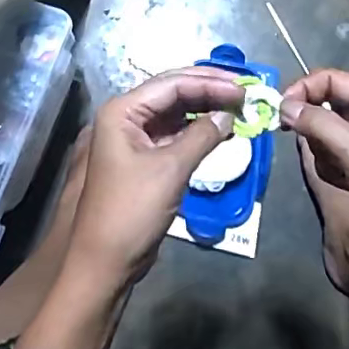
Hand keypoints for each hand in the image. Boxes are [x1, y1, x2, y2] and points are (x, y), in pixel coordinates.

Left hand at [68, 71, 242, 284]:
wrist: (104, 265)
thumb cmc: (131, 211)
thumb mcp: (171, 169)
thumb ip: (203, 135)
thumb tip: (230, 114)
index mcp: (122, 111)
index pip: (173, 84)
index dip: (210, 83)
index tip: (242, 89)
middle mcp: (126, 117)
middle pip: (174, 91)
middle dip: (210, 89)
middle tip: (244, 91)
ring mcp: (135, 137)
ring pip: (177, 110)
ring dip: (207, 108)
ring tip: (238, 108)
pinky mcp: (145, 156)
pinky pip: (176, 131)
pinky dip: (199, 128)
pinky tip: (222, 129)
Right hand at [279, 68, 348, 280]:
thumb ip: (320, 125)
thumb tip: (284, 105)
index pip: (333, 80)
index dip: (305, 89)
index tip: (280, 110)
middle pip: (327, 104)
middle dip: (313, 124)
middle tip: (304, 143)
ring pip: (324, 131)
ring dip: (322, 151)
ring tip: (340, 173)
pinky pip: (330, 154)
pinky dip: (329, 167)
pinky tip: (343, 184)